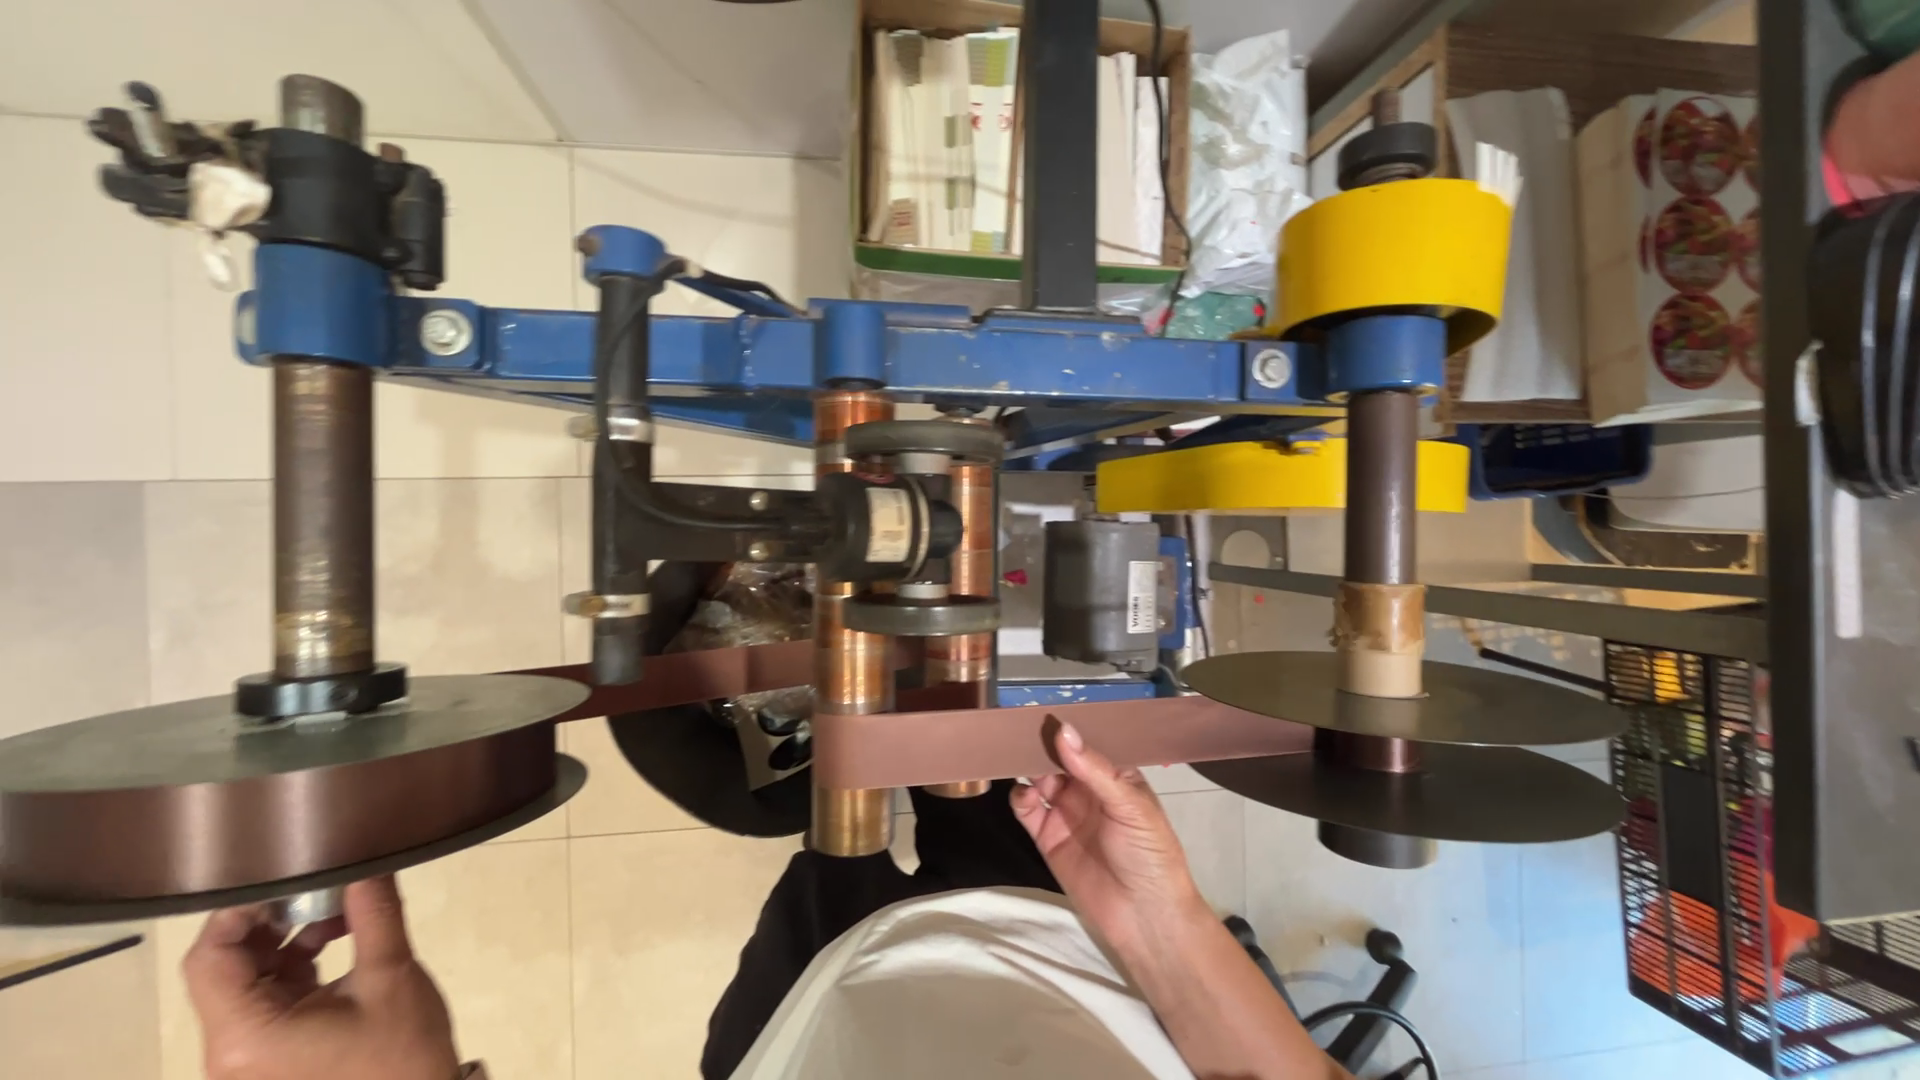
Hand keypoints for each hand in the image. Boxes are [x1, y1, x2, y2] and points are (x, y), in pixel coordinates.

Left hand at [183, 876, 461, 1079]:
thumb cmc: (398, 1048)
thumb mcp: (391, 973)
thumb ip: (374, 914)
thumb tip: (368, 864)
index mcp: (245, 1035)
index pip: (208, 962)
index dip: (237, 913)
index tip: (287, 877)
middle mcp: (231, 1048)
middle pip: (225, 968)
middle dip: (273, 921)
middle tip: (324, 888)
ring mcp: (250, 1052)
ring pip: (249, 978)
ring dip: (290, 938)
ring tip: (343, 911)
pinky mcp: (273, 1050)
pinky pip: (271, 994)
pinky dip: (300, 961)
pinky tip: (343, 937)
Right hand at [1011, 721, 1206, 950]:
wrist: (1144, 917)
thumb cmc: (1149, 854)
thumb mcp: (1129, 805)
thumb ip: (1093, 768)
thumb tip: (1063, 730)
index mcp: (1115, 776)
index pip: (1087, 745)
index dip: (1069, 729)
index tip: (1045, 711)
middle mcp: (1088, 790)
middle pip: (1059, 759)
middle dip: (1042, 745)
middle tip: (1021, 728)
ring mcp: (1066, 812)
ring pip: (1040, 779)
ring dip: (1028, 767)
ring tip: (1016, 757)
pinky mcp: (1047, 837)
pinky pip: (1027, 809)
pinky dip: (1020, 797)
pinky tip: (1025, 794)